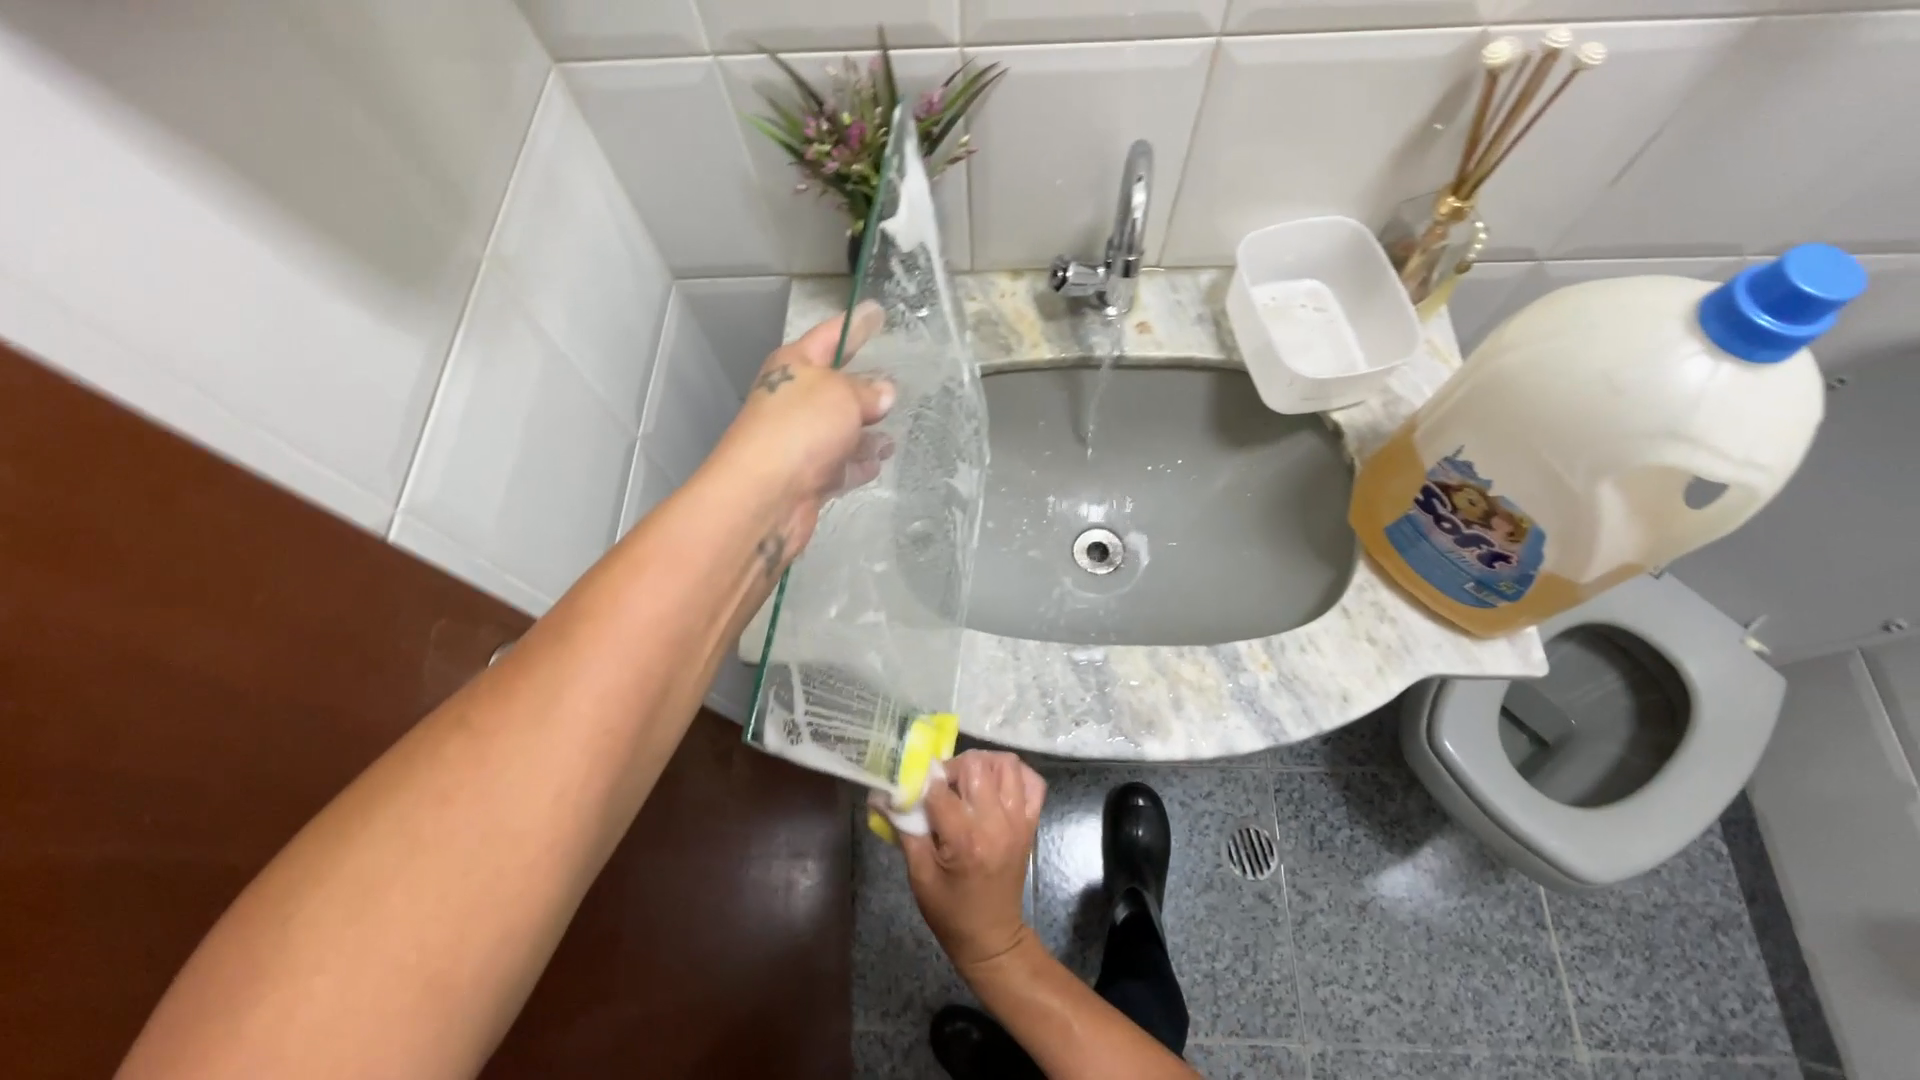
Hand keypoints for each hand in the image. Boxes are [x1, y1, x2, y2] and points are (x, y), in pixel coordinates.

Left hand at [706, 302, 894, 573]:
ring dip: (867, 431)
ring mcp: (801, 442)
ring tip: (896, 432)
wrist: (765, 496)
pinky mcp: (810, 478)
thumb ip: (867, 390)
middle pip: (837, 386)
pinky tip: (880, 461)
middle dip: (866, 385)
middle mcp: (795, 401)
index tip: (877, 311)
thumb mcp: (841, 394)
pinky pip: (842, 464)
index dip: (854, 324)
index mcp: (794, 366)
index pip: (829, 336)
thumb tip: (883, 392)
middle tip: (900, 380)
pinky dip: (860, 463)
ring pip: (842, 429)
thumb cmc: (799, 429)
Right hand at [898, 751, 1046, 972]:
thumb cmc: (950, 911)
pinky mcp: (1030, 823)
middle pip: (977, 764)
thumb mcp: (919, 874)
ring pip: (1007, 764)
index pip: (940, 788)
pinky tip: (996, 785)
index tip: (913, 789)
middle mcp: (997, 823)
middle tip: (941, 786)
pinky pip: (1033, 782)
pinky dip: (1015, 774)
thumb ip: (904, 829)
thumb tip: (880, 795)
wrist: (992, 936)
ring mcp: (1018, 821)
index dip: (921, 783)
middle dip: (953, 768)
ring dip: (983, 764)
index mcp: (966, 839)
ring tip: (967, 782)